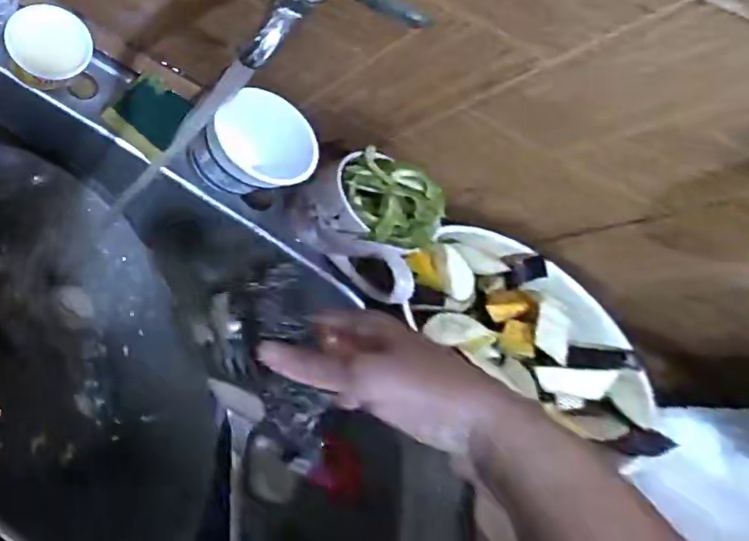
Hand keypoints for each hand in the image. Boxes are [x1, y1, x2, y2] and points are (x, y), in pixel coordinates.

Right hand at [256, 310, 524, 456]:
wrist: (490, 430)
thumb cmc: (421, 388)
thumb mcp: (360, 377)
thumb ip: (312, 366)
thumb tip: (259, 347)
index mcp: (370, 322)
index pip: (319, 317)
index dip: (292, 326)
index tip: (263, 338)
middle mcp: (380, 338)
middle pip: (335, 340)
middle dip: (308, 351)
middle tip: (275, 367)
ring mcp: (395, 367)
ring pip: (350, 365)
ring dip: (328, 374)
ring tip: (297, 387)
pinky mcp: (407, 396)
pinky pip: (366, 387)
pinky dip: (348, 393)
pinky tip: (337, 405)